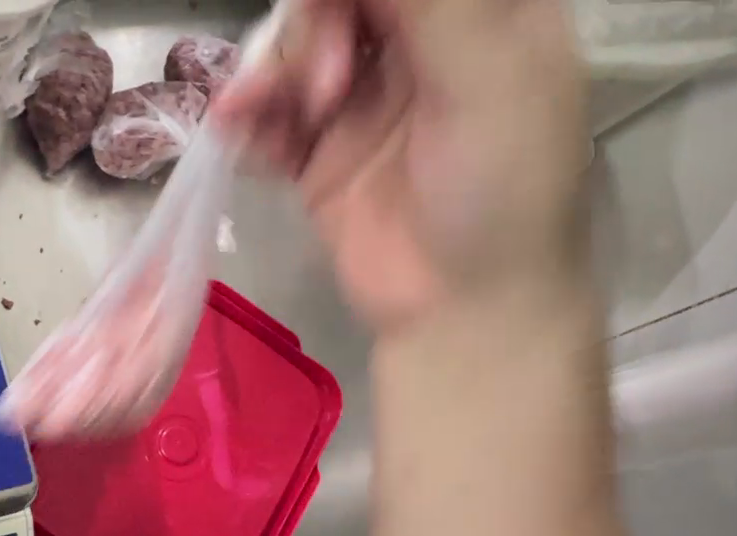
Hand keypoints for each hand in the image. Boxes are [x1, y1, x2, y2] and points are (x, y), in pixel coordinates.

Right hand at [212, 0, 590, 335]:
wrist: (459, 306)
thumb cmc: (501, 187)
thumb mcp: (486, 75)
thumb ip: (429, 3)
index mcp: (480, 10)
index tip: (325, 14)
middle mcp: (416, 47)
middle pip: (335, 4)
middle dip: (310, 32)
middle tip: (324, 92)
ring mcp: (361, 105)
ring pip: (294, 55)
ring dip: (269, 76)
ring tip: (263, 114)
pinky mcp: (318, 158)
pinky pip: (270, 119)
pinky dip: (248, 119)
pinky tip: (235, 129)